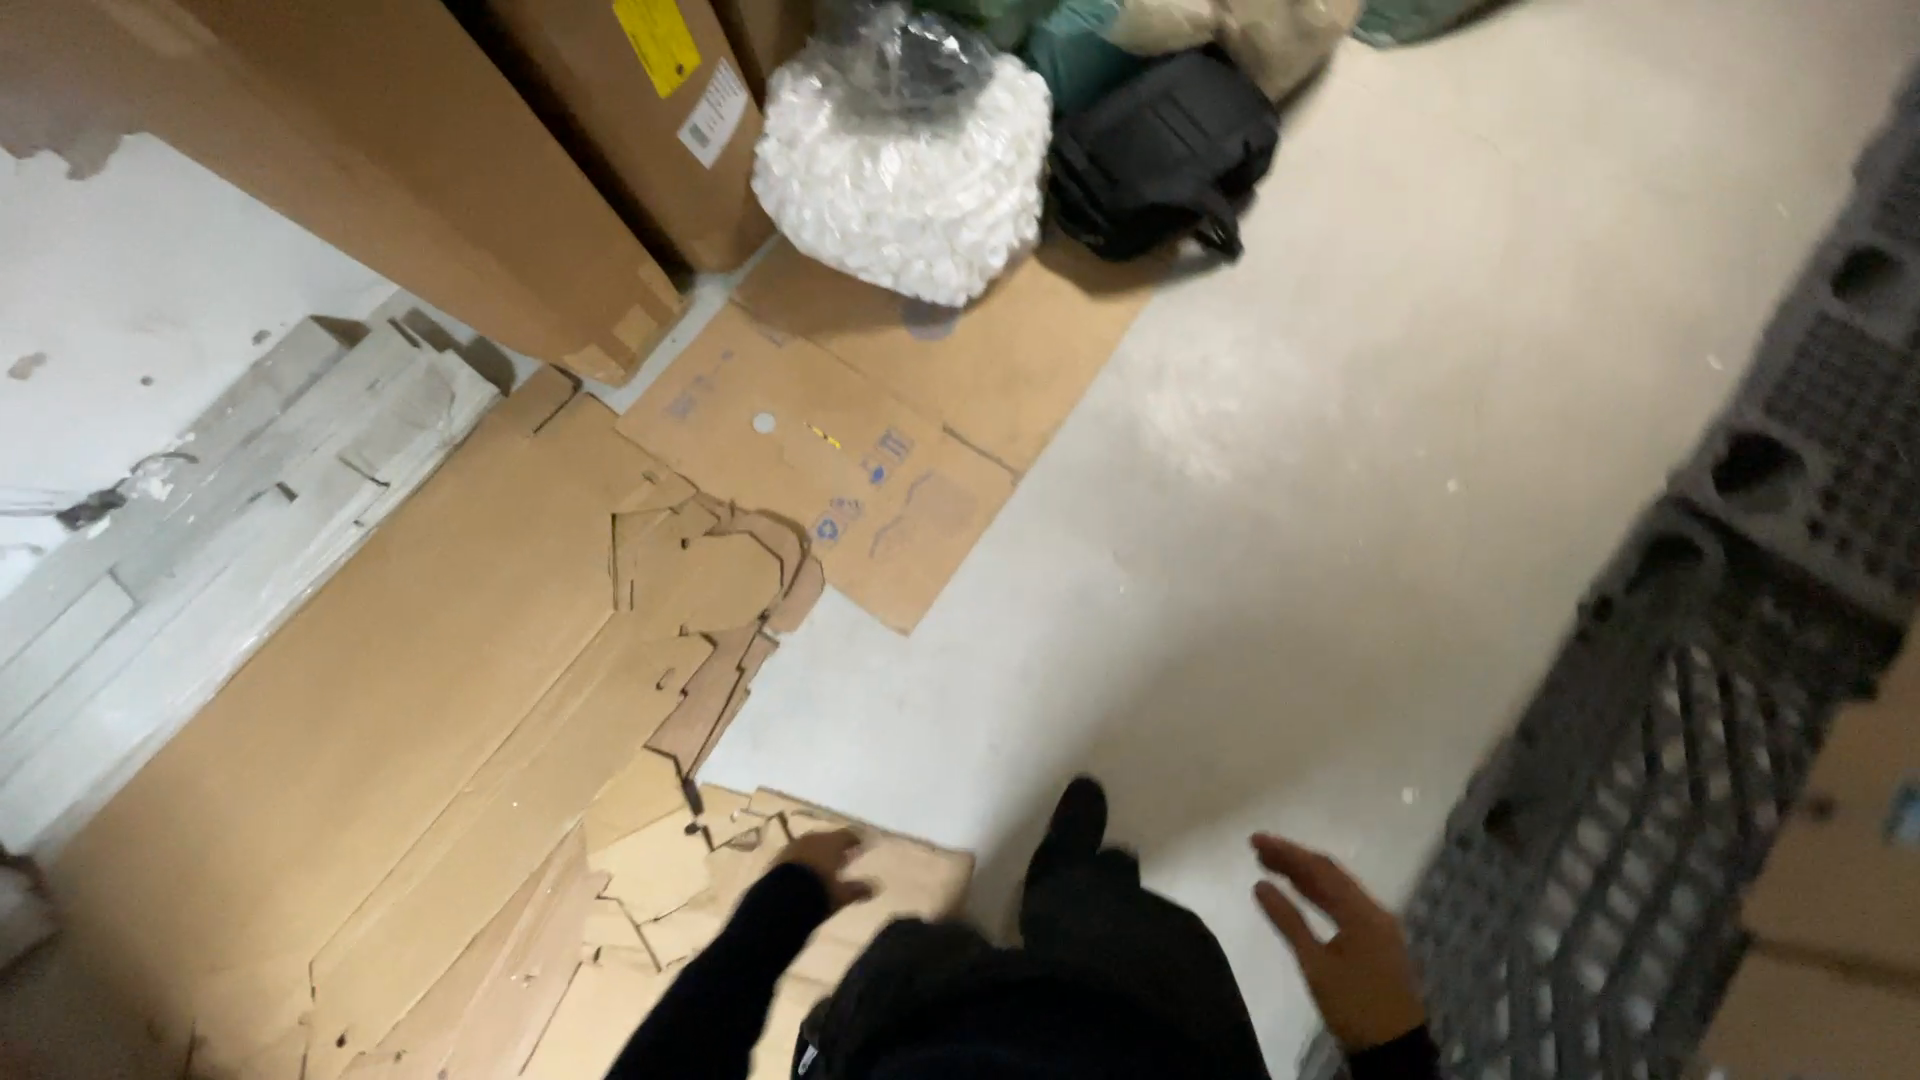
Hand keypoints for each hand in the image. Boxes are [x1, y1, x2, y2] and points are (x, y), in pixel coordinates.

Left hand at [779, 827, 876, 911]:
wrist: (780, 900)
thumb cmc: (818, 892)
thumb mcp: (841, 894)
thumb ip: (858, 889)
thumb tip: (876, 887)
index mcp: (832, 842)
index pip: (848, 835)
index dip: (856, 839)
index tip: (862, 844)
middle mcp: (813, 839)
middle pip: (828, 838)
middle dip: (836, 846)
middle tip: (844, 855)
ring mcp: (794, 847)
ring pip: (811, 845)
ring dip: (819, 852)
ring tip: (824, 864)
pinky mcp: (778, 858)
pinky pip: (797, 854)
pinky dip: (804, 860)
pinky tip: (805, 872)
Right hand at [1251, 833, 1425, 1051]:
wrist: (1395, 1053)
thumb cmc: (1353, 1006)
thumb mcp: (1315, 964)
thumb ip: (1288, 920)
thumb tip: (1260, 884)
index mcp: (1363, 913)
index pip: (1320, 869)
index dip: (1286, 851)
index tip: (1255, 840)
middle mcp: (1374, 911)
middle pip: (1329, 874)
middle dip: (1293, 859)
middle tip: (1258, 849)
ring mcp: (1377, 926)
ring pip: (1336, 888)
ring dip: (1304, 875)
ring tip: (1270, 864)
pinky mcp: (1375, 940)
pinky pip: (1343, 904)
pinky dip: (1317, 893)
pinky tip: (1298, 892)